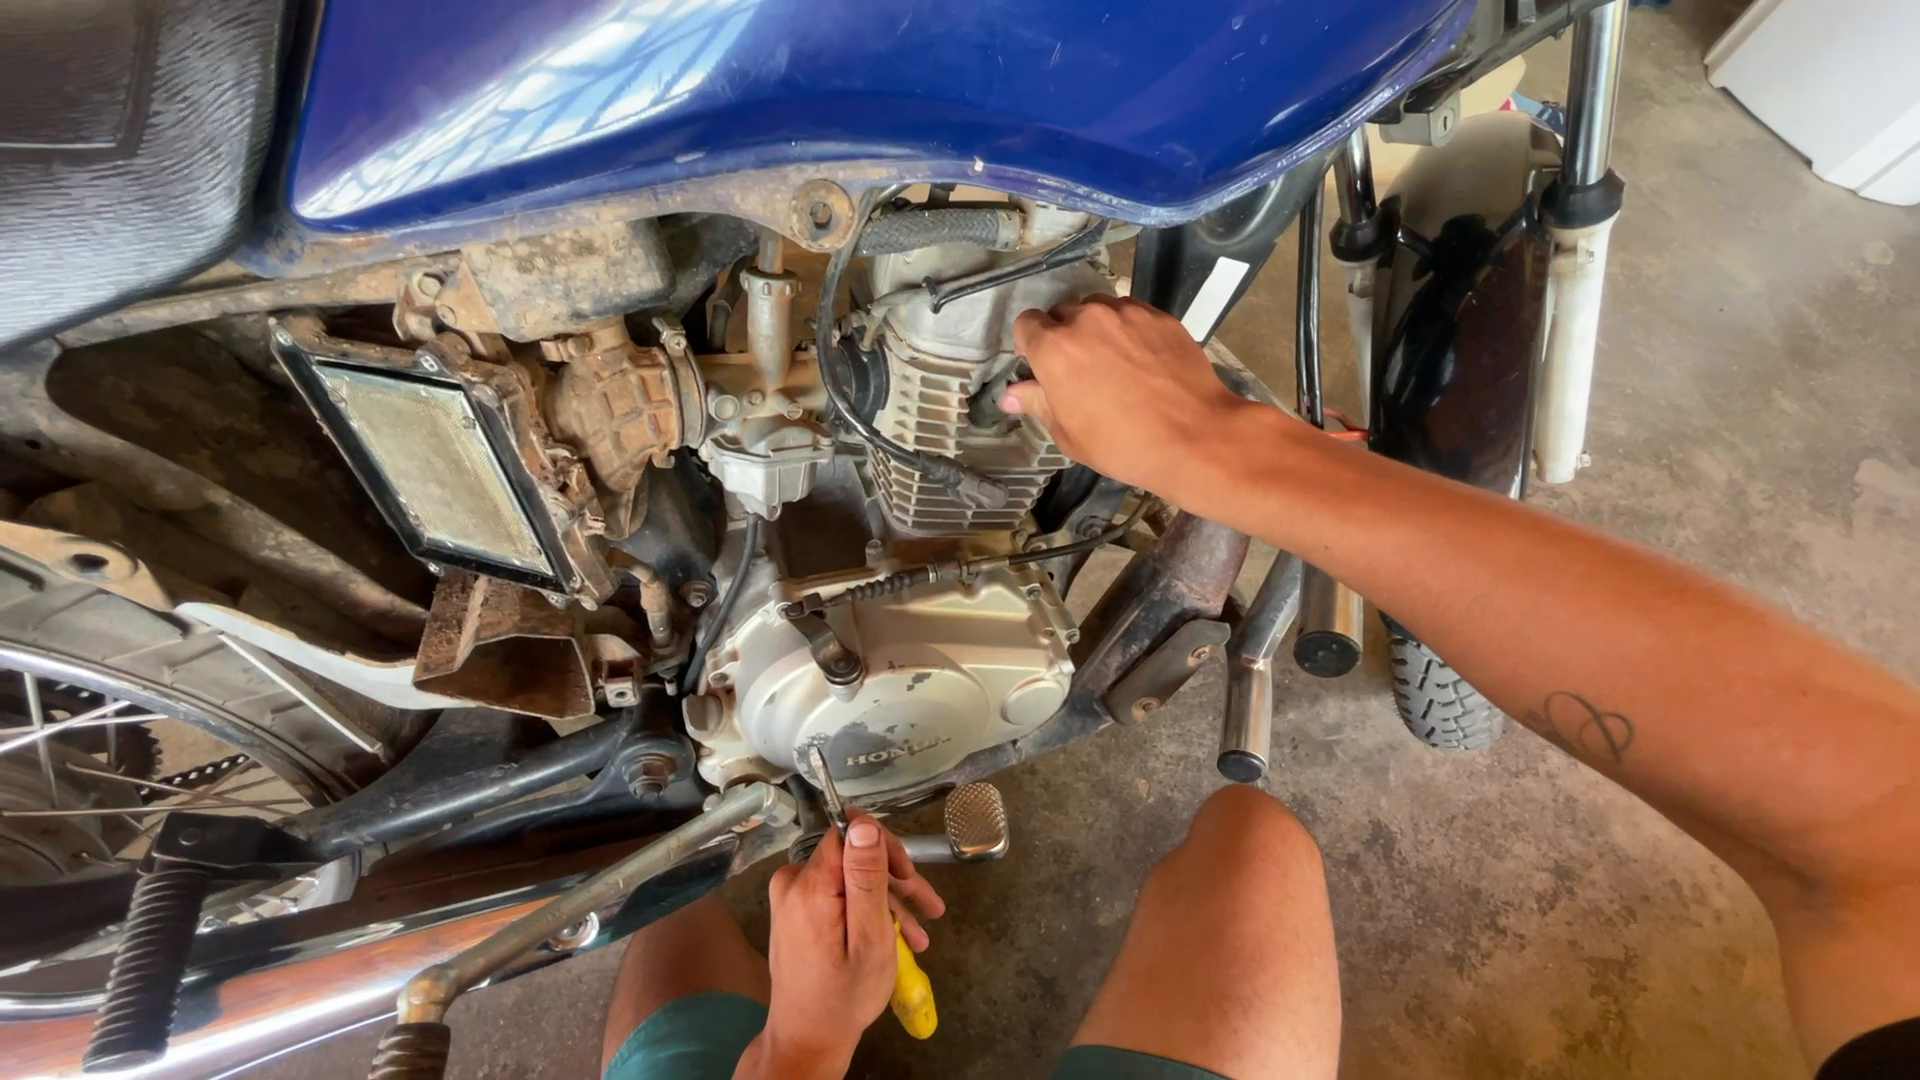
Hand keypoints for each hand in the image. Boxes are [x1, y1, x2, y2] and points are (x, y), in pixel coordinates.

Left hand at [738, 811, 944, 1078]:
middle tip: (930, 906)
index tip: (908, 874)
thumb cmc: (844, 996)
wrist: (807, 1041)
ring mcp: (792, 896)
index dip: (883, 846)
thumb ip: (867, 878)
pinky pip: (838, 894)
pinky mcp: (797, 909)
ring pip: (850, 877)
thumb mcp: (869, 938)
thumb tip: (864, 824)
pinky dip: (867, 909)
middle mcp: (792, 881)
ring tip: (922, 931)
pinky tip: (899, 935)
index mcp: (809, 885)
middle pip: (853, 856)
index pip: (849, 832)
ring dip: (888, 899)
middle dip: (895, 878)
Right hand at [1001, 296, 1276, 496]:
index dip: (1029, 344)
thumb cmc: (1121, 444)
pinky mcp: (1159, 315)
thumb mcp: (1068, 434)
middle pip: (1062, 313)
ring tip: (1111, 360)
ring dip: (1095, 327)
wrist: (1193, 435)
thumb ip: (1037, 404)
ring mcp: (1126, 313)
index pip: (1027, 324)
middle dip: (1063, 335)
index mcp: (1055, 349)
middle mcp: (1086, 319)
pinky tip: (1140, 358)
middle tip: (1078, 368)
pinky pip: (1131, 313)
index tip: (1040, 365)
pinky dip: (1127, 329)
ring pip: (1098, 308)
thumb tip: (1008, 396)